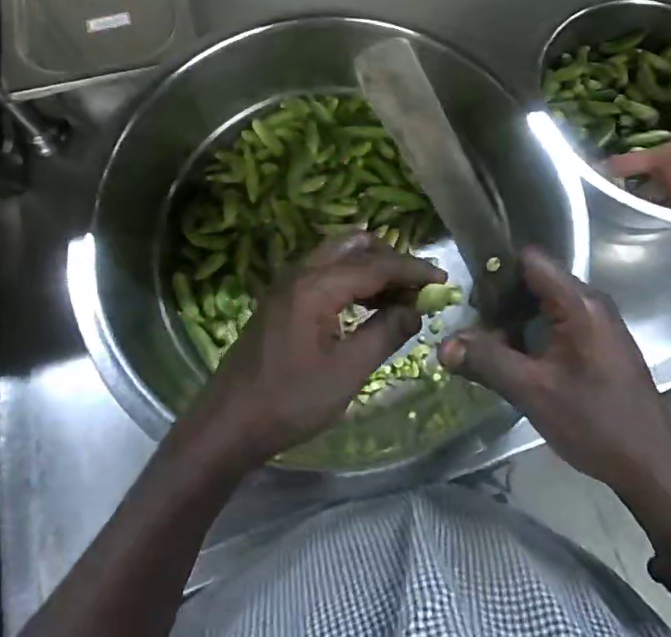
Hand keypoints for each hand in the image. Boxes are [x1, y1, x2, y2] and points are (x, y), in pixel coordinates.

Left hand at [179, 232, 443, 468]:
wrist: (229, 423)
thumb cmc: (290, 401)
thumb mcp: (347, 372)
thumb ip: (385, 334)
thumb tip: (415, 310)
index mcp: (316, 286)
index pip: (375, 265)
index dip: (412, 270)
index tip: (442, 279)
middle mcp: (299, 273)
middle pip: (354, 246)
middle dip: (389, 260)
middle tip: (418, 287)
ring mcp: (286, 284)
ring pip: (336, 256)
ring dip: (369, 268)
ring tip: (398, 298)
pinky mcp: (280, 299)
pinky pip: (322, 272)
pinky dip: (349, 279)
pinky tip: (364, 306)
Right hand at [441, 248, 670, 594]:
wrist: (653, 467)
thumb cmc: (595, 423)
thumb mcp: (532, 391)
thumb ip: (486, 361)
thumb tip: (442, 346)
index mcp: (579, 303)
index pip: (529, 260)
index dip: (496, 269)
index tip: (470, 294)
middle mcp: (591, 302)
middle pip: (535, 279)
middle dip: (500, 298)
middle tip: (471, 324)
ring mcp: (599, 322)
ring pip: (545, 302)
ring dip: (515, 318)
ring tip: (487, 343)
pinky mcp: (600, 342)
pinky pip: (558, 320)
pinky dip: (534, 331)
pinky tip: (517, 358)